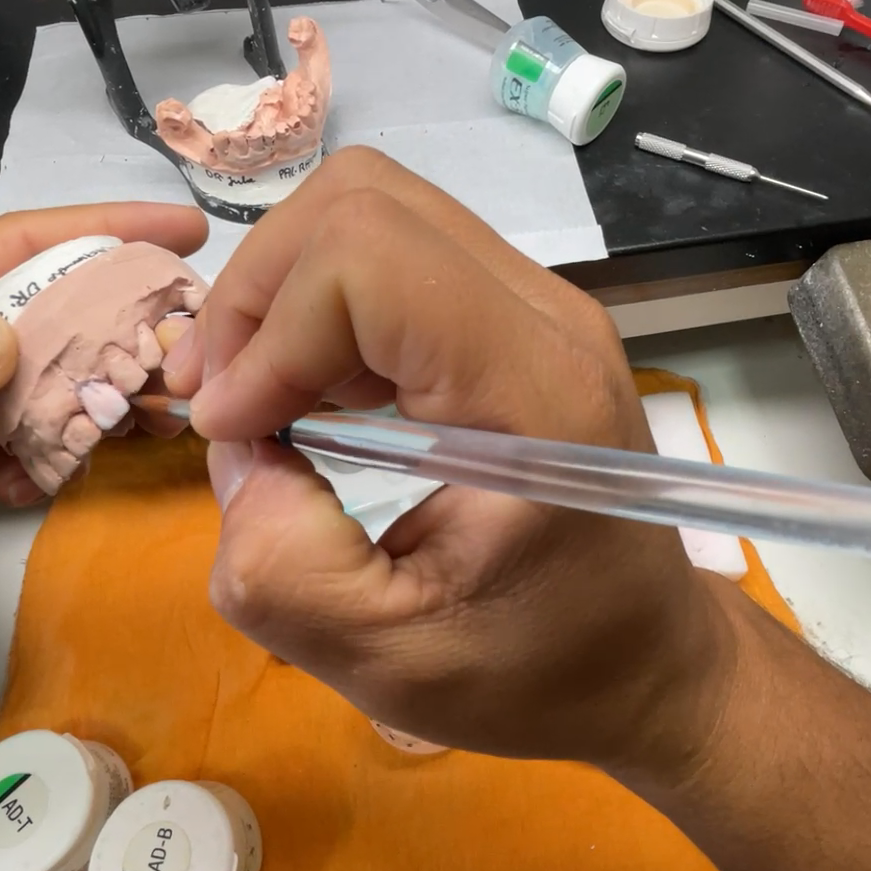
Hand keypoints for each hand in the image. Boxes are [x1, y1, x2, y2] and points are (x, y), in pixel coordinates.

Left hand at [0, 204, 206, 708]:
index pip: (13, 256)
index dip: (100, 233)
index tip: (183, 230)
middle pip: (56, 319)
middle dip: (134, 317)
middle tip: (206, 341)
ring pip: (61, 384)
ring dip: (122, 386)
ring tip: (182, 405)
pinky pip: (46, 446)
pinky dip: (88, 446)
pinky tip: (117, 457)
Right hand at [162, 148, 730, 770]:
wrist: (644, 651)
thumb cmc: (542, 667)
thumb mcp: (392, 661)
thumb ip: (282, 567)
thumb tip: (237, 448)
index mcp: (534, 390)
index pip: (369, 259)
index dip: (271, 332)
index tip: (234, 430)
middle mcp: (545, 316)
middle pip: (363, 203)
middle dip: (260, 291)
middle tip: (225, 400)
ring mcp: (537, 304)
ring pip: (374, 211)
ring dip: (285, 293)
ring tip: (258, 395)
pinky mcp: (514, 316)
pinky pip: (395, 255)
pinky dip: (322, 307)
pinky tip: (311, 390)